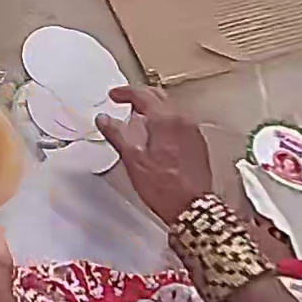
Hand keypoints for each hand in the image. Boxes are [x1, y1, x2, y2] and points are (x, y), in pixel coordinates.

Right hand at [94, 85, 215, 224]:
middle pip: (159, 96)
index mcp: (166, 120)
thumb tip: (104, 119)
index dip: (125, 92)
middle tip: (124, 99)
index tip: (114, 95)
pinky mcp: (197, 143)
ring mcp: (192, 131)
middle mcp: (183, 120)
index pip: (143, 95)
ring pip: (170, 107)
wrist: (192, 208)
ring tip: (137, 116)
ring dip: (152, 107)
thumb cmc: (165, 188)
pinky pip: (179, 121)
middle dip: (140, 95)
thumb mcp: (133, 160)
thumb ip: (117, 134)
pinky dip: (164, 119)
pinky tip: (155, 132)